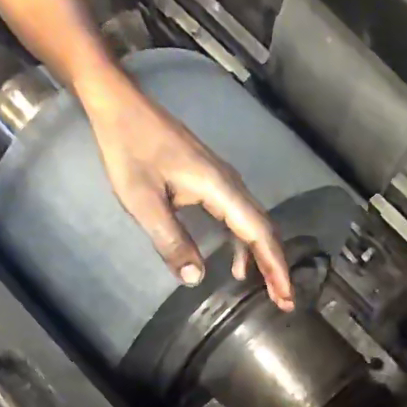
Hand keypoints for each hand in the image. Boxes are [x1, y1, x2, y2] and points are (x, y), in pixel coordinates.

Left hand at [87, 79, 294, 310]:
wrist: (121, 106)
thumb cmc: (129, 150)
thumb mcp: (143, 200)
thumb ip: (171, 239)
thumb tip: (197, 278)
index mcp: (221, 188)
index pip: (258, 233)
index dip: (274, 266)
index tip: (286, 296)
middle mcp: (231, 185)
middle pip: (264, 230)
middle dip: (276, 266)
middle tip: (284, 300)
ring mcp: (224, 182)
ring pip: (254, 224)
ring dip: (263, 256)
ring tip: (267, 288)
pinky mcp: (213, 182)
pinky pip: (240, 217)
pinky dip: (244, 244)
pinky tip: (237, 264)